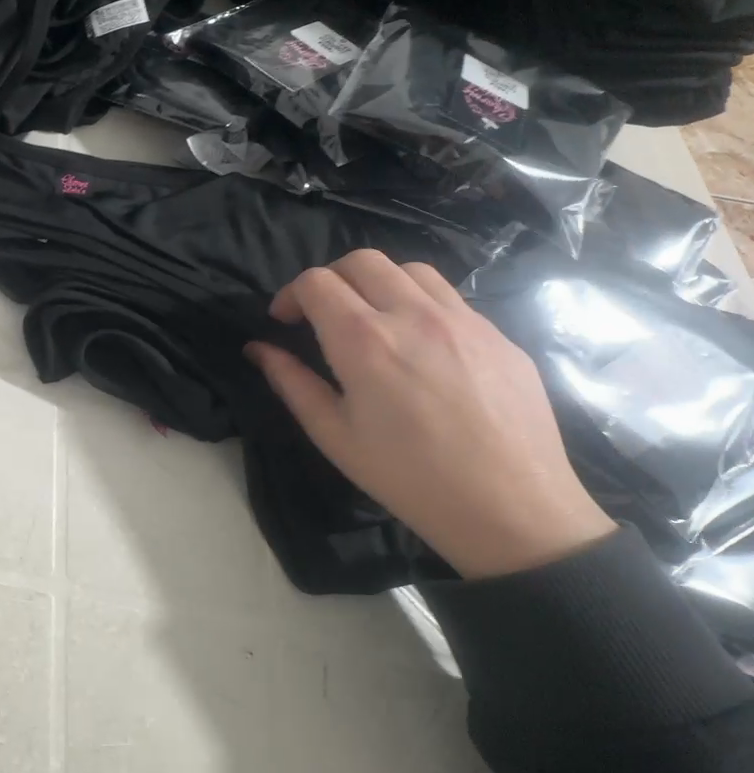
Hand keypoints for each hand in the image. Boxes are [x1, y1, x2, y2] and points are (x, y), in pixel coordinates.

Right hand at [245, 249, 615, 579]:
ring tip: (373, 319)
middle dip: (331, 278)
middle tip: (323, 314)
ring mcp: (466, 323)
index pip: (316, 281)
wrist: (514, 511)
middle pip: (362, 261)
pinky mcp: (501, 338)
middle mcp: (415, 316)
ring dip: (379, 283)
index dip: (291, 295)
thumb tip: (259, 349)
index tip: (285, 323)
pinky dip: (421, 305)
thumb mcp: (332, 434)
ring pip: (411, 270)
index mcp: (365, 340)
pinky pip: (452, 300)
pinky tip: (420, 347)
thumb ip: (291, 381)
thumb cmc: (408, 477)